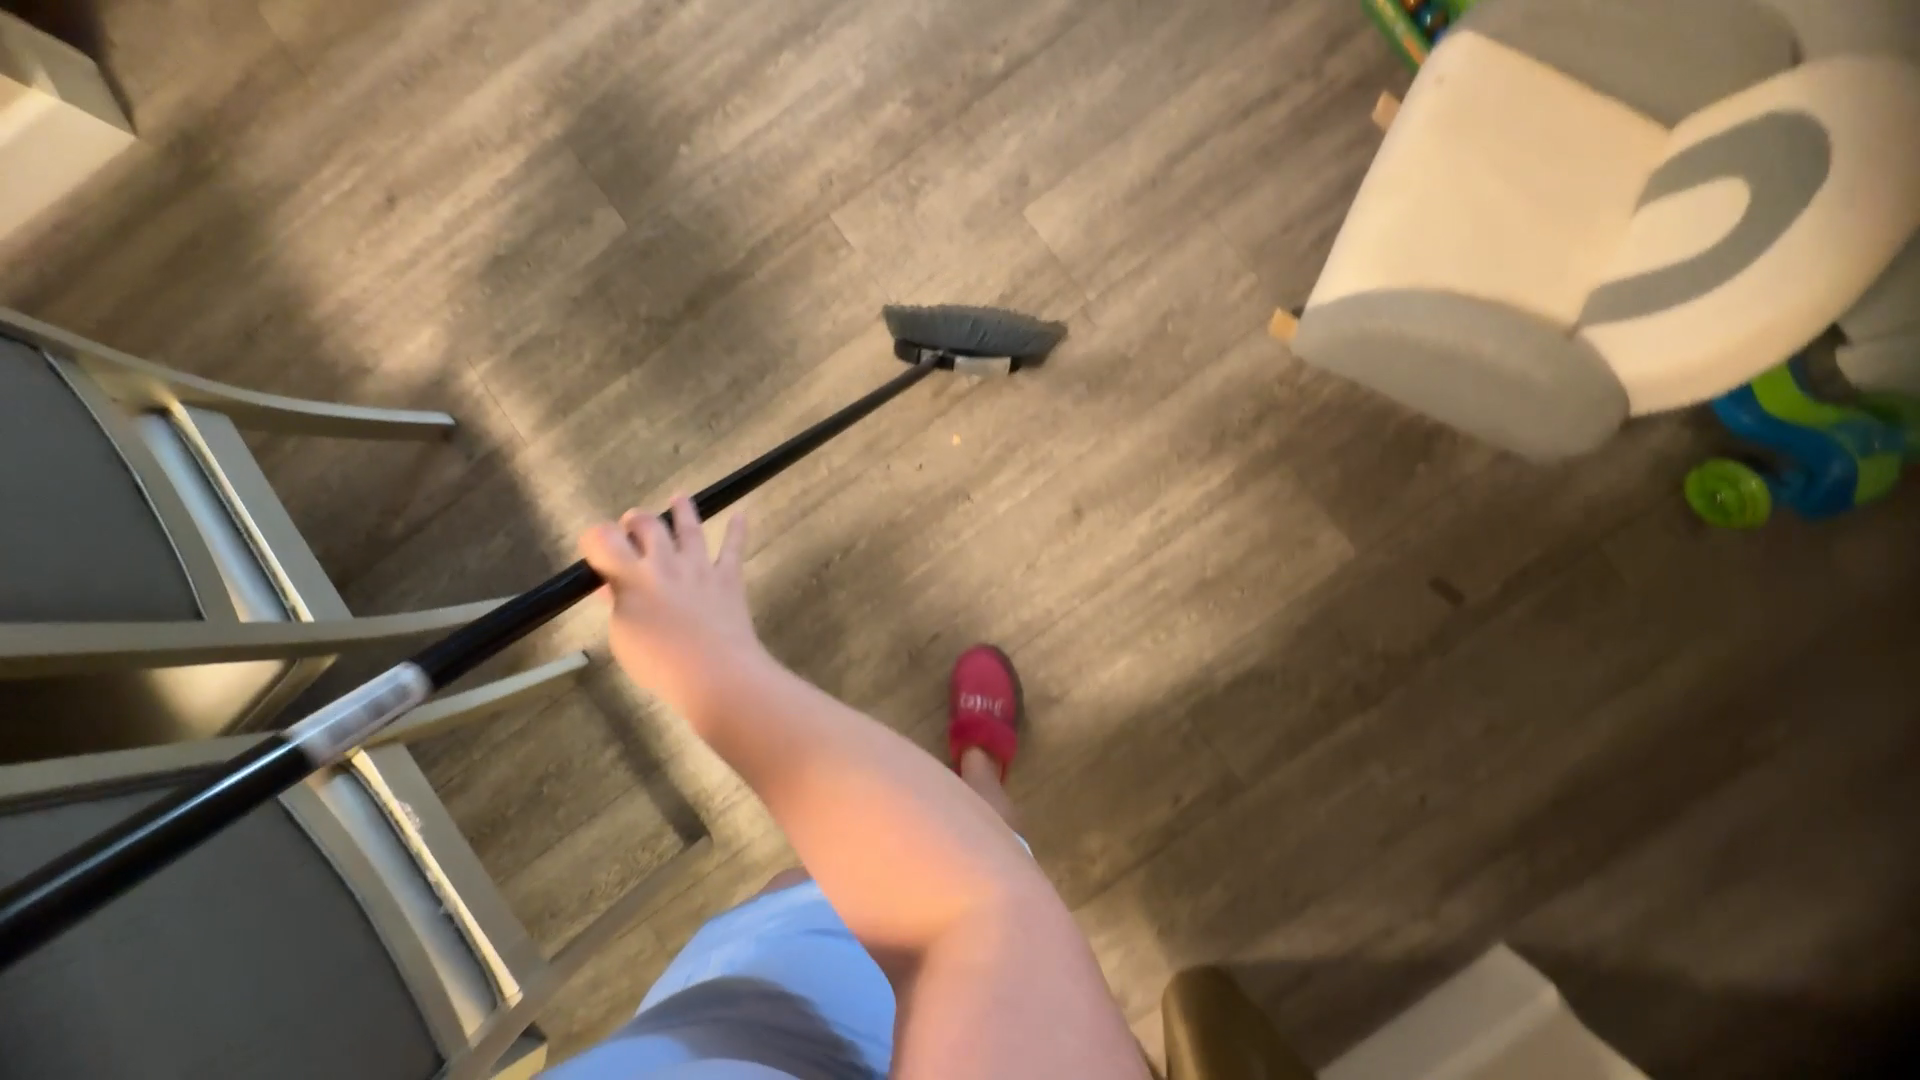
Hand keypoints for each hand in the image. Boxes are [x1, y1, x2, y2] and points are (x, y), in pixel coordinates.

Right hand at [578, 497, 771, 719]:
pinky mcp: (728, 577)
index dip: (595, 537)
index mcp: (631, 577)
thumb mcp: (623, 636)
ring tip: (679, 497)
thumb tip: (612, 586)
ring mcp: (699, 567)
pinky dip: (737, 531)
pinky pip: (733, 548)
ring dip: (683, 511)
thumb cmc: (660, 663)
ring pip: (690, 529)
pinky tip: (740, 516)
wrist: (715, 671)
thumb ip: (618, 605)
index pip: (603, 539)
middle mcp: (665, 563)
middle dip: (637, 521)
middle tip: (633, 523)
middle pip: (648, 525)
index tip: (595, 543)